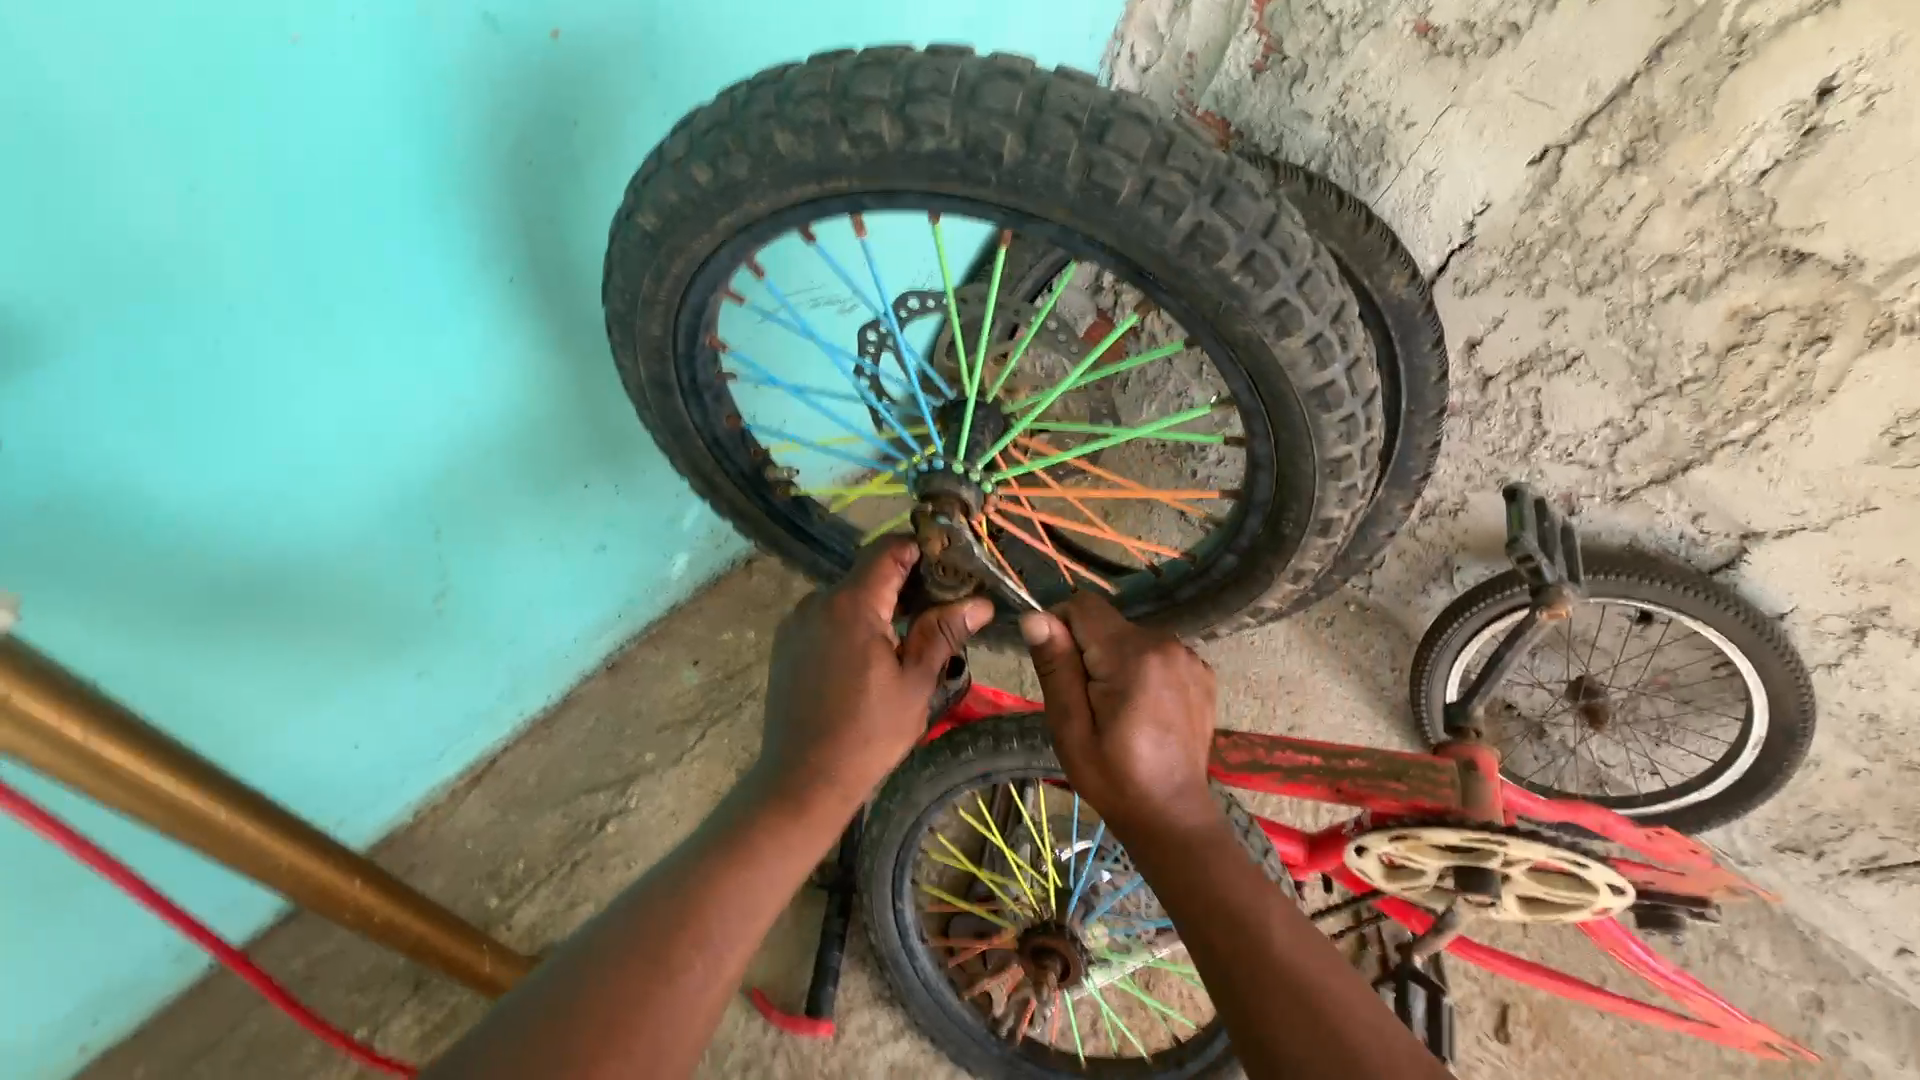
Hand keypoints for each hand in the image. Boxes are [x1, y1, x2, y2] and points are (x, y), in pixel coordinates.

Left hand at [758, 537, 991, 807]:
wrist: (802, 778)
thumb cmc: (868, 734)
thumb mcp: (915, 683)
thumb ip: (943, 633)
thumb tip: (981, 602)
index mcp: (852, 605)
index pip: (889, 549)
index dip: (923, 549)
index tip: (952, 565)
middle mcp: (817, 601)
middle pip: (869, 572)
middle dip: (907, 583)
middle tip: (942, 608)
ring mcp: (797, 622)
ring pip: (849, 596)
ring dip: (880, 606)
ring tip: (910, 638)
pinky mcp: (787, 642)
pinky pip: (828, 617)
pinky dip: (854, 623)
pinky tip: (872, 657)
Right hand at [1019, 593, 1219, 838]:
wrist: (1170, 813)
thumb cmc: (1112, 776)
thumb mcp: (1070, 727)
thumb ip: (1056, 667)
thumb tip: (1035, 617)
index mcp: (1131, 655)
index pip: (1082, 606)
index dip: (1060, 630)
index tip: (1061, 673)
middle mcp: (1166, 643)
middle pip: (1107, 623)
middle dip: (1089, 652)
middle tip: (1088, 704)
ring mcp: (1189, 656)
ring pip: (1130, 637)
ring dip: (1115, 661)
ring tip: (1118, 710)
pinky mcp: (1201, 671)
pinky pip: (1156, 653)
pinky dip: (1143, 671)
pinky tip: (1144, 710)